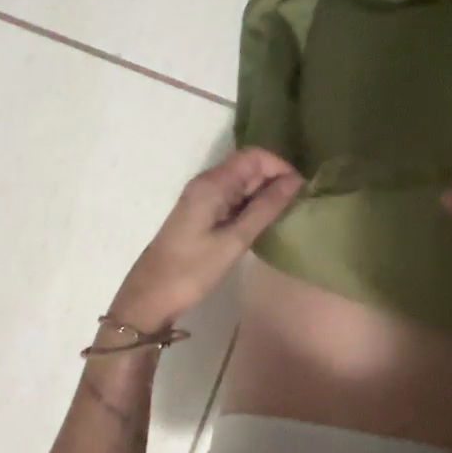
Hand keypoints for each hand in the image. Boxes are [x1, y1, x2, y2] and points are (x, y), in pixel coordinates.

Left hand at [110, 148, 303, 330]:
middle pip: (247, 166)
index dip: (280, 167)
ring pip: (241, 183)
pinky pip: (232, 198)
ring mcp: (202, 199)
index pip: (254, 156)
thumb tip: (295, 181)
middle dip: (275, 180)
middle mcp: (206, 183)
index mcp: (212, 184)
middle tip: (299, 206)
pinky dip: (250, 206)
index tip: (301, 190)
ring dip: (264, 194)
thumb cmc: (192, 270)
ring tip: (286, 215)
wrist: (150, 296)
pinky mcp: (201, 214)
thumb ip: (265, 208)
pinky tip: (264, 224)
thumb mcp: (234, 240)